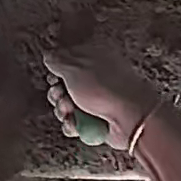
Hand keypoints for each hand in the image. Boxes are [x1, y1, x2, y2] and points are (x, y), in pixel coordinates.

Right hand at [43, 46, 163, 149]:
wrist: (131, 118)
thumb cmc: (105, 88)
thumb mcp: (74, 67)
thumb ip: (57, 59)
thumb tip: (49, 55)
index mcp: (94, 58)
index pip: (67, 60)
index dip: (55, 70)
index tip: (53, 77)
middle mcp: (96, 78)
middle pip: (64, 85)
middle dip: (57, 93)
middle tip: (60, 95)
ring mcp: (97, 100)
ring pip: (67, 105)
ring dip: (62, 110)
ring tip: (70, 111)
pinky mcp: (97, 120)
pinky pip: (76, 123)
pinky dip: (72, 125)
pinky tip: (75, 124)